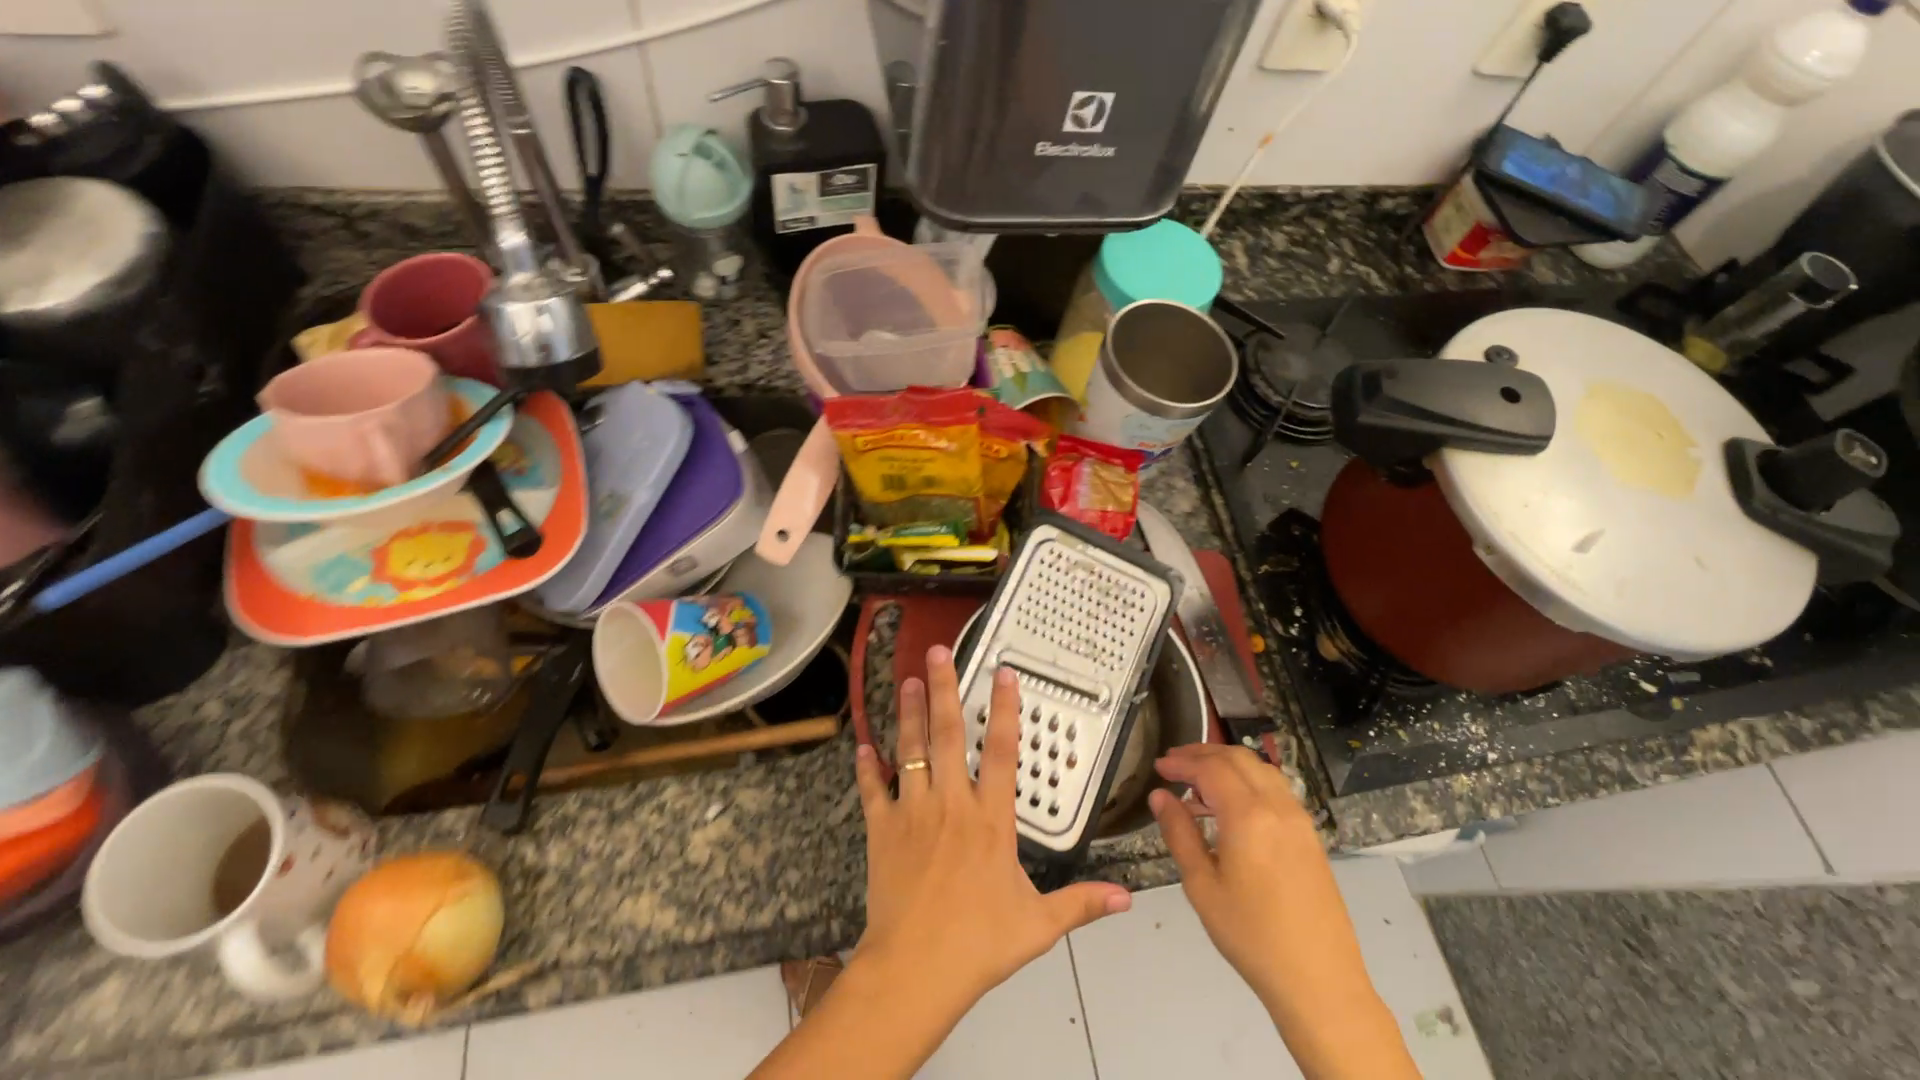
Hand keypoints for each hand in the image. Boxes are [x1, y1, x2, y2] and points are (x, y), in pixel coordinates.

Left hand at [852, 646, 1131, 1013]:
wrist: (915, 969)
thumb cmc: (979, 944)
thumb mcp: (1039, 924)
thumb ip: (1082, 903)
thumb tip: (1128, 899)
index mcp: (991, 821)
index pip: (1002, 752)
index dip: (1004, 709)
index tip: (1004, 674)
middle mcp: (951, 805)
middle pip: (947, 735)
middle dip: (944, 689)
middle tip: (938, 652)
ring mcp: (912, 814)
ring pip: (910, 751)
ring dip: (909, 713)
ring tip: (909, 679)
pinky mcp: (881, 831)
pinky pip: (872, 790)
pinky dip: (867, 766)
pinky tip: (863, 743)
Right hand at [1150, 745, 1417, 1078]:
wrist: (1318, 978)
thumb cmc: (1250, 935)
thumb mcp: (1201, 886)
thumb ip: (1179, 833)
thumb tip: (1160, 796)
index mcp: (1249, 816)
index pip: (1211, 768)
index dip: (1182, 762)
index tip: (1157, 767)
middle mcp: (1278, 807)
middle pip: (1239, 759)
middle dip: (1204, 754)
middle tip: (1173, 764)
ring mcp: (1300, 820)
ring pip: (1262, 771)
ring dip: (1228, 765)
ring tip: (1198, 783)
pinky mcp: (1310, 837)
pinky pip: (1277, 791)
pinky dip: (1249, 783)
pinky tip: (1230, 807)